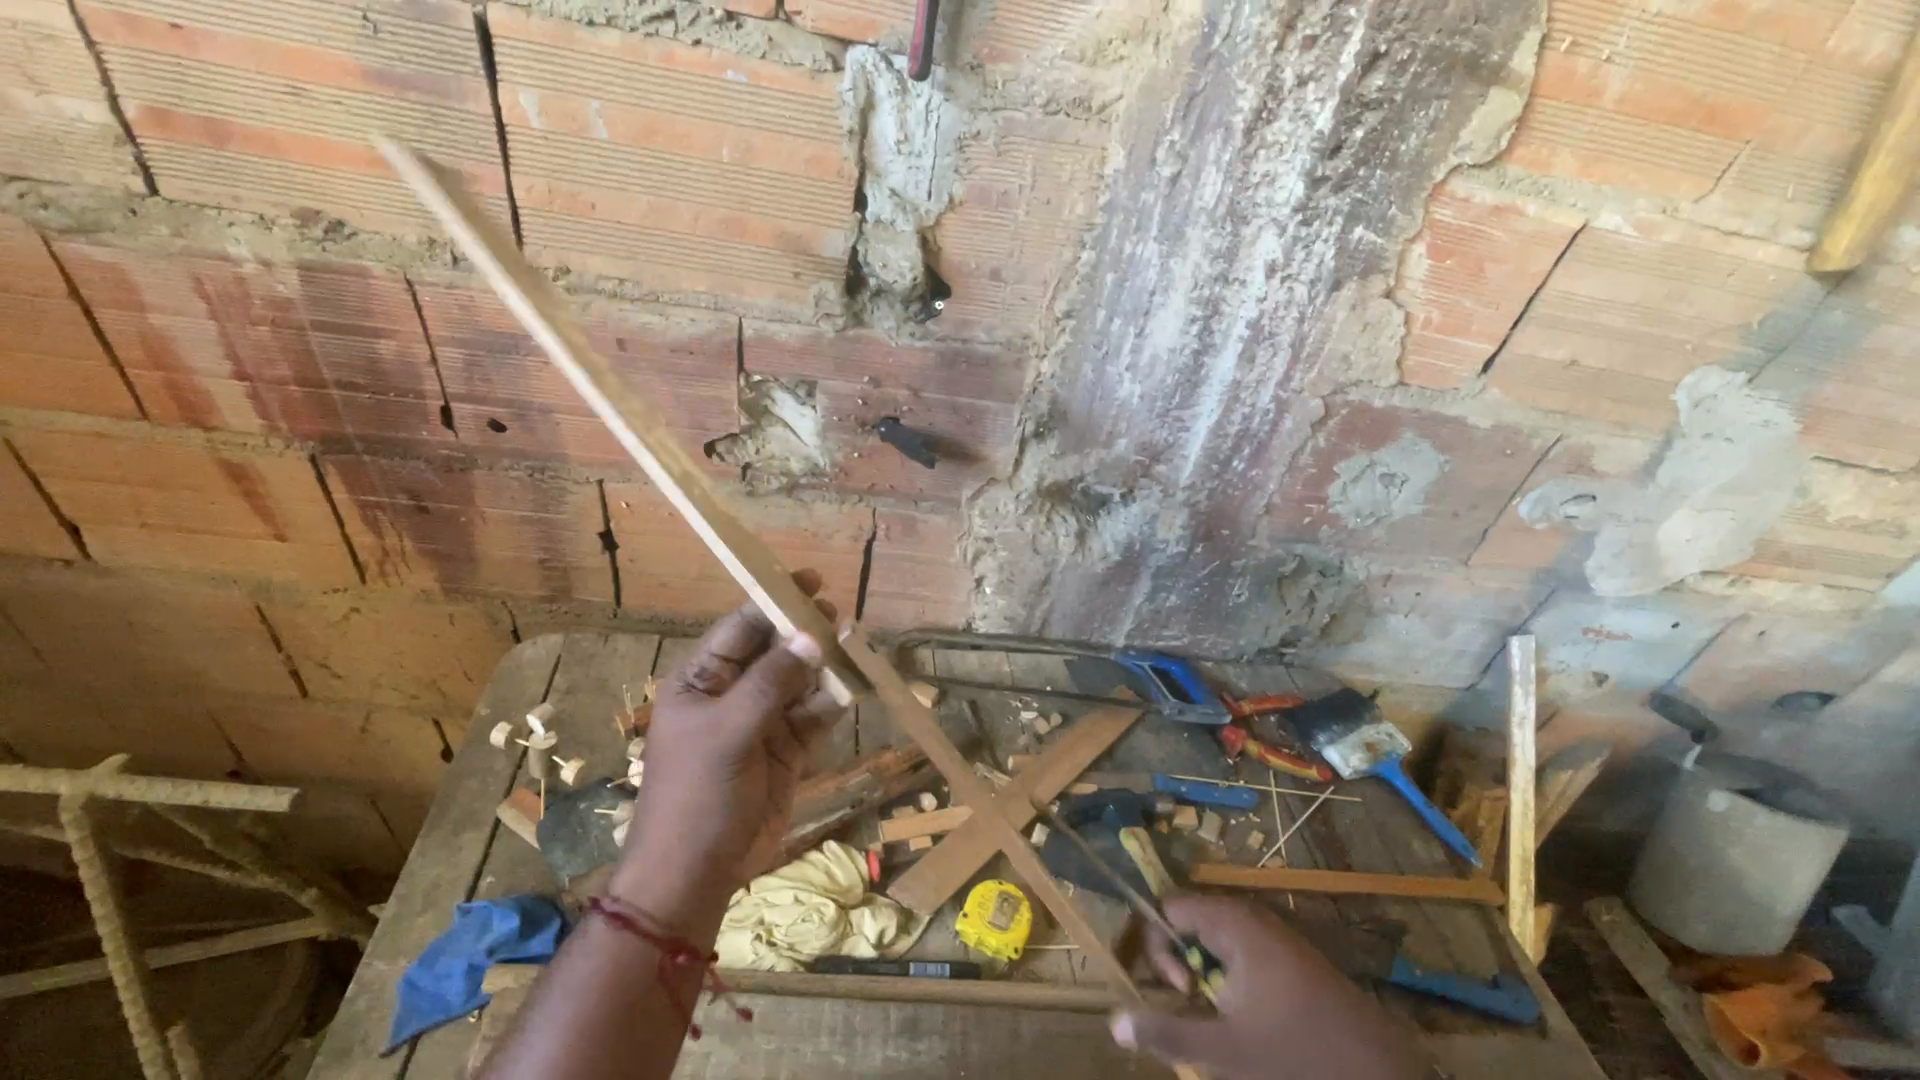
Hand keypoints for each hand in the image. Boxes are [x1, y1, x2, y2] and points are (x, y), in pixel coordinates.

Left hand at [611, 572, 845, 928]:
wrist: (697, 870)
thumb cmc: (698, 793)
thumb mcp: (729, 729)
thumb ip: (771, 681)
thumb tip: (811, 636)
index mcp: (701, 680)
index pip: (740, 628)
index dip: (773, 601)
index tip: (809, 581)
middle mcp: (732, 694)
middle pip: (775, 651)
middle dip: (806, 633)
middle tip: (841, 617)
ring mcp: (761, 723)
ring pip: (799, 682)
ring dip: (825, 666)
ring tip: (855, 646)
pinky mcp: (786, 751)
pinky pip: (814, 716)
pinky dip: (832, 703)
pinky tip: (852, 689)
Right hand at [1113, 897, 1427, 1079]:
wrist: (1385, 1075)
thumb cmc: (1299, 1056)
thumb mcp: (1225, 1050)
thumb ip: (1166, 1033)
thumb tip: (1114, 1021)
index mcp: (1234, 923)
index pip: (1167, 907)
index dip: (1157, 947)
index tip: (1179, 993)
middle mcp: (1252, 920)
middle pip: (1190, 923)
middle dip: (1179, 964)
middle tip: (1193, 1008)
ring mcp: (1276, 939)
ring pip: (1215, 945)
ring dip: (1204, 980)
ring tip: (1219, 1023)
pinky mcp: (1292, 963)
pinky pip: (1242, 959)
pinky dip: (1230, 986)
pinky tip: (1245, 1025)